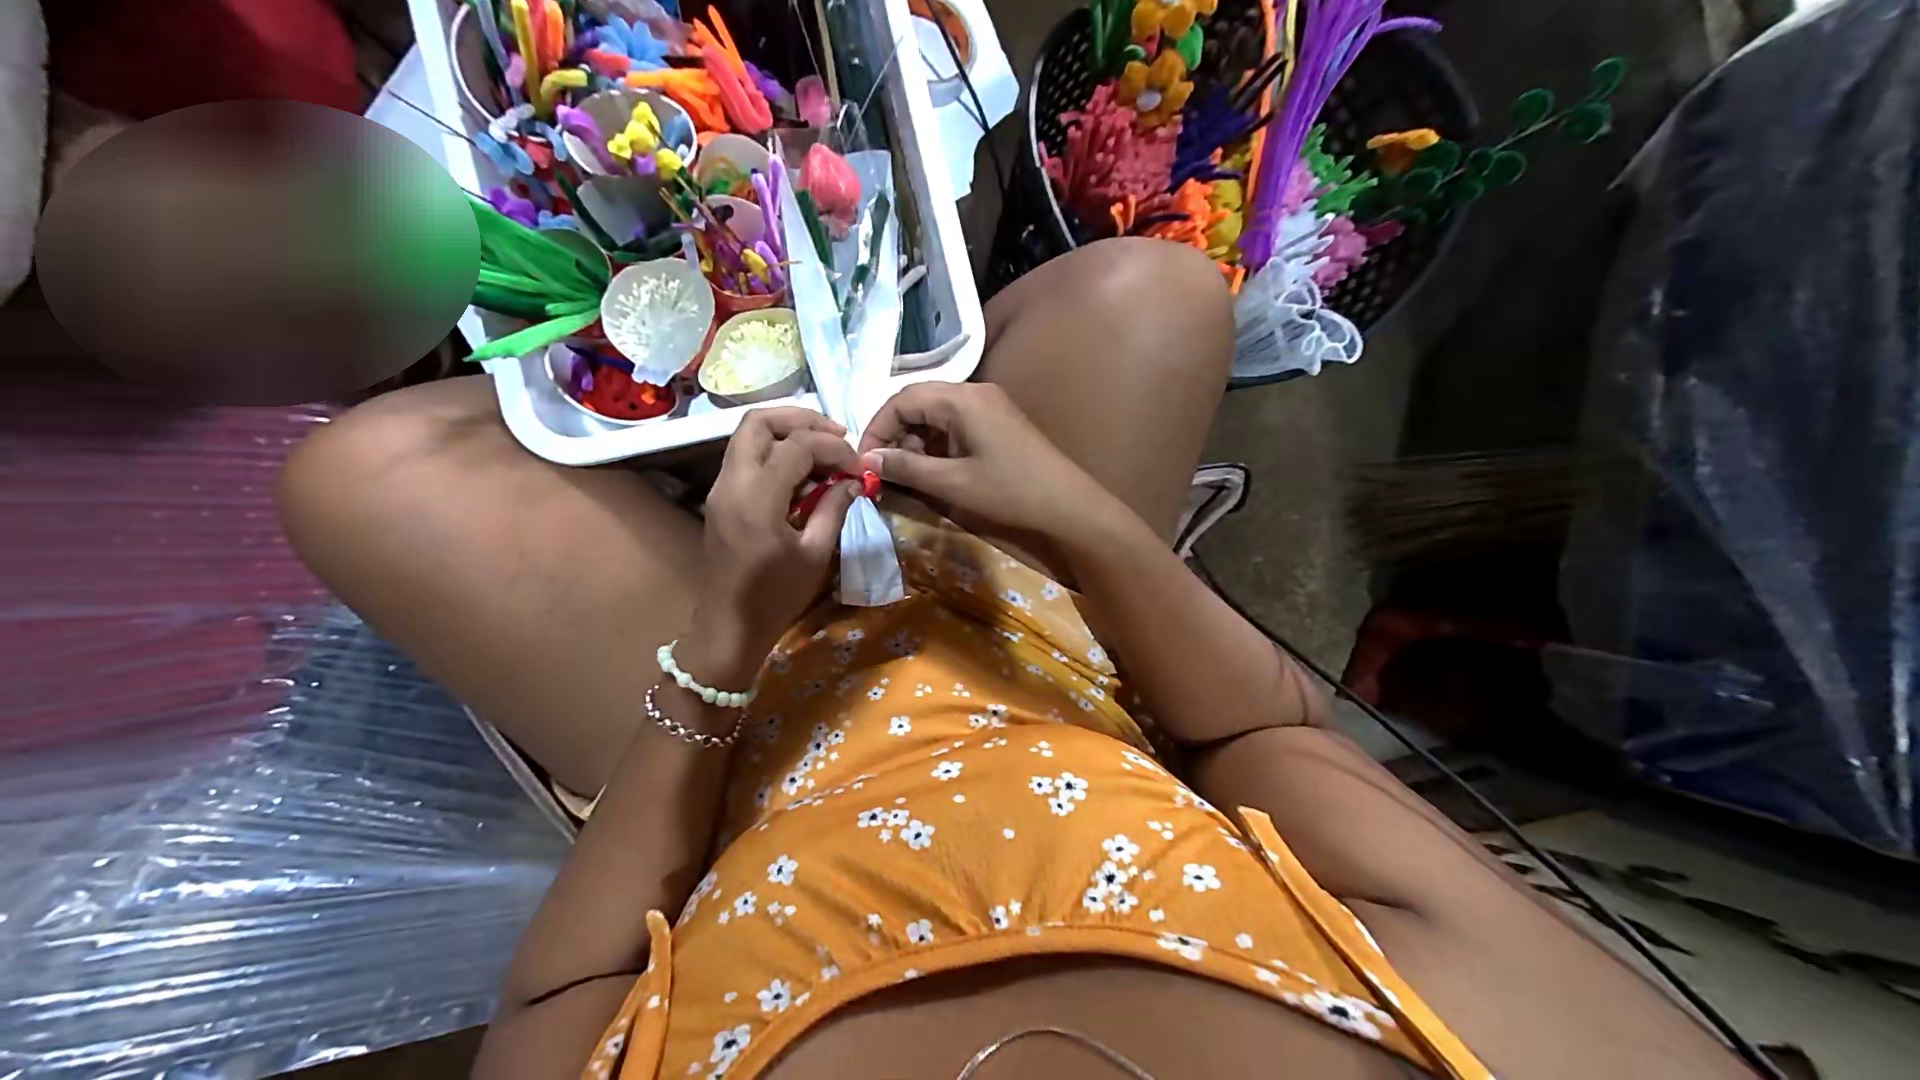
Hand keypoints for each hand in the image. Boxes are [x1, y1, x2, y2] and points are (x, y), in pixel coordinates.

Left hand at [681, 407, 859, 686]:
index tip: (858, 465)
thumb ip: (833, 508)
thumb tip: (853, 481)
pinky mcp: (720, 498)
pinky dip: (774, 452)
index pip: (797, 446)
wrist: (728, 627)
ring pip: (748, 435)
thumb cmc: (775, 597)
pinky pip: (745, 457)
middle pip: (760, 421)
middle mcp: (731, 482)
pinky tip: (803, 474)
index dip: (833, 447)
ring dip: (787, 433)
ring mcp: (720, 488)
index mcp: (757, 498)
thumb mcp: (815, 554)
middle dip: (802, 419)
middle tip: (837, 435)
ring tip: (824, 452)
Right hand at [857, 382, 1116, 542]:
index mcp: (961, 398)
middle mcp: (973, 391)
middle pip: (917, 402)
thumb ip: (906, 467)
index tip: (863, 461)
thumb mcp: (952, 482)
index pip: (902, 400)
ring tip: (904, 473)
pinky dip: (934, 443)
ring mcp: (987, 404)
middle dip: (893, 434)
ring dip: (913, 440)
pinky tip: (930, 469)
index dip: (876, 428)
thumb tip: (867, 459)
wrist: (1066, 504)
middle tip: (881, 468)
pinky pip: (953, 423)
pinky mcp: (995, 420)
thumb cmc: (1009, 491)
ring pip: (934, 413)